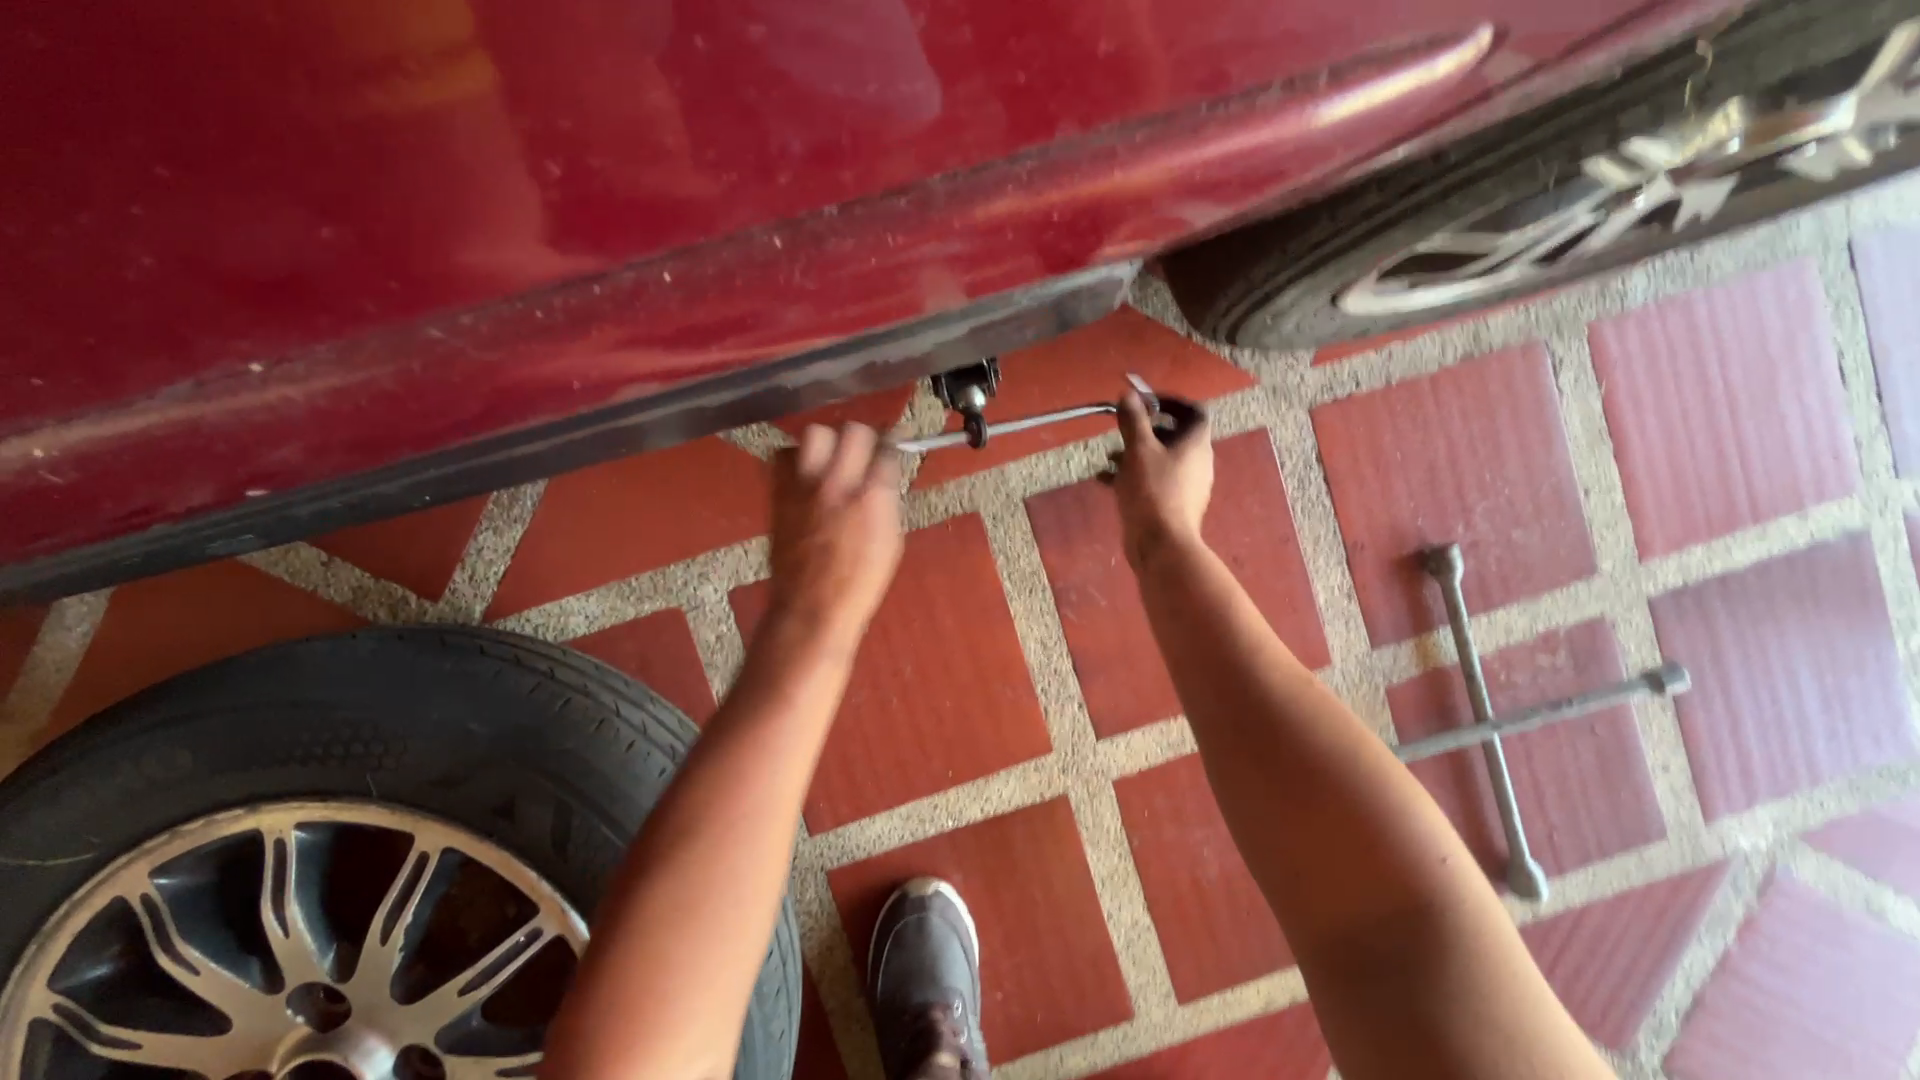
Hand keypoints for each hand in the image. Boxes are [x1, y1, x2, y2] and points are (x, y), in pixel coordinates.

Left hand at [767, 423, 904, 643]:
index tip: (895, 442)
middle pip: (851, 431)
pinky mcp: (778, 494)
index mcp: (871, 497)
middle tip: (864, 450)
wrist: (812, 606)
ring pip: (814, 434)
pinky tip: (804, 474)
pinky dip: (794, 458)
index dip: (895, 442)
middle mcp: (837, 484)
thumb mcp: (890, 541)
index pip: (887, 447)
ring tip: (831, 459)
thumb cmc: (859, 582)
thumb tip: (883, 476)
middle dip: (862, 437)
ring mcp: (803, 487)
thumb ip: (885, 499)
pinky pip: (782, 456)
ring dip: (827, 442)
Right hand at [1109, 388, 1212, 569]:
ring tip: (1109, 458)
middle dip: (1145, 431)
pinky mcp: (1172, 505)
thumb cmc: (1152, 491)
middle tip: (1123, 432)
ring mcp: (1185, 486)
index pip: (1193, 412)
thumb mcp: (1138, 450)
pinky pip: (1153, 482)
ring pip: (1160, 460)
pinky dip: (1132, 476)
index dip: (1171, 403)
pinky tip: (1105, 481)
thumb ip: (1133, 421)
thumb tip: (1128, 395)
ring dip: (1135, 454)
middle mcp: (1196, 462)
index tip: (1145, 403)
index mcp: (1196, 444)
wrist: (1161, 544)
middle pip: (1174, 436)